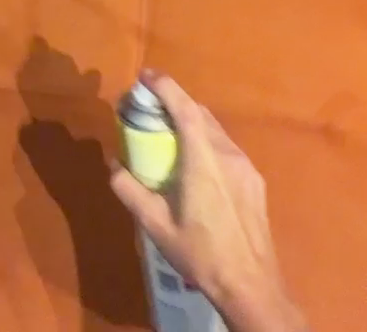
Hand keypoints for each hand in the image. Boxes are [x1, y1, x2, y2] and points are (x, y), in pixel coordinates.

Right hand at [110, 73, 306, 331]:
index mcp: (203, 162)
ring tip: (168, 130)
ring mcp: (246, 168)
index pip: (185, 109)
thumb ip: (129, 189)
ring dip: (189, 119)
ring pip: (214, 128)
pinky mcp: (254, 182)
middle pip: (200, 113)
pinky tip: (193, 160)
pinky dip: (204, 138)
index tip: (144, 76)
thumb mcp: (155, 225)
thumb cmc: (201, 254)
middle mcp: (228, 156)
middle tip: (149, 105)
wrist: (253, 289)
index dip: (165, 87)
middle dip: (174, 100)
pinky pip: (225, 146)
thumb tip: (112, 163)